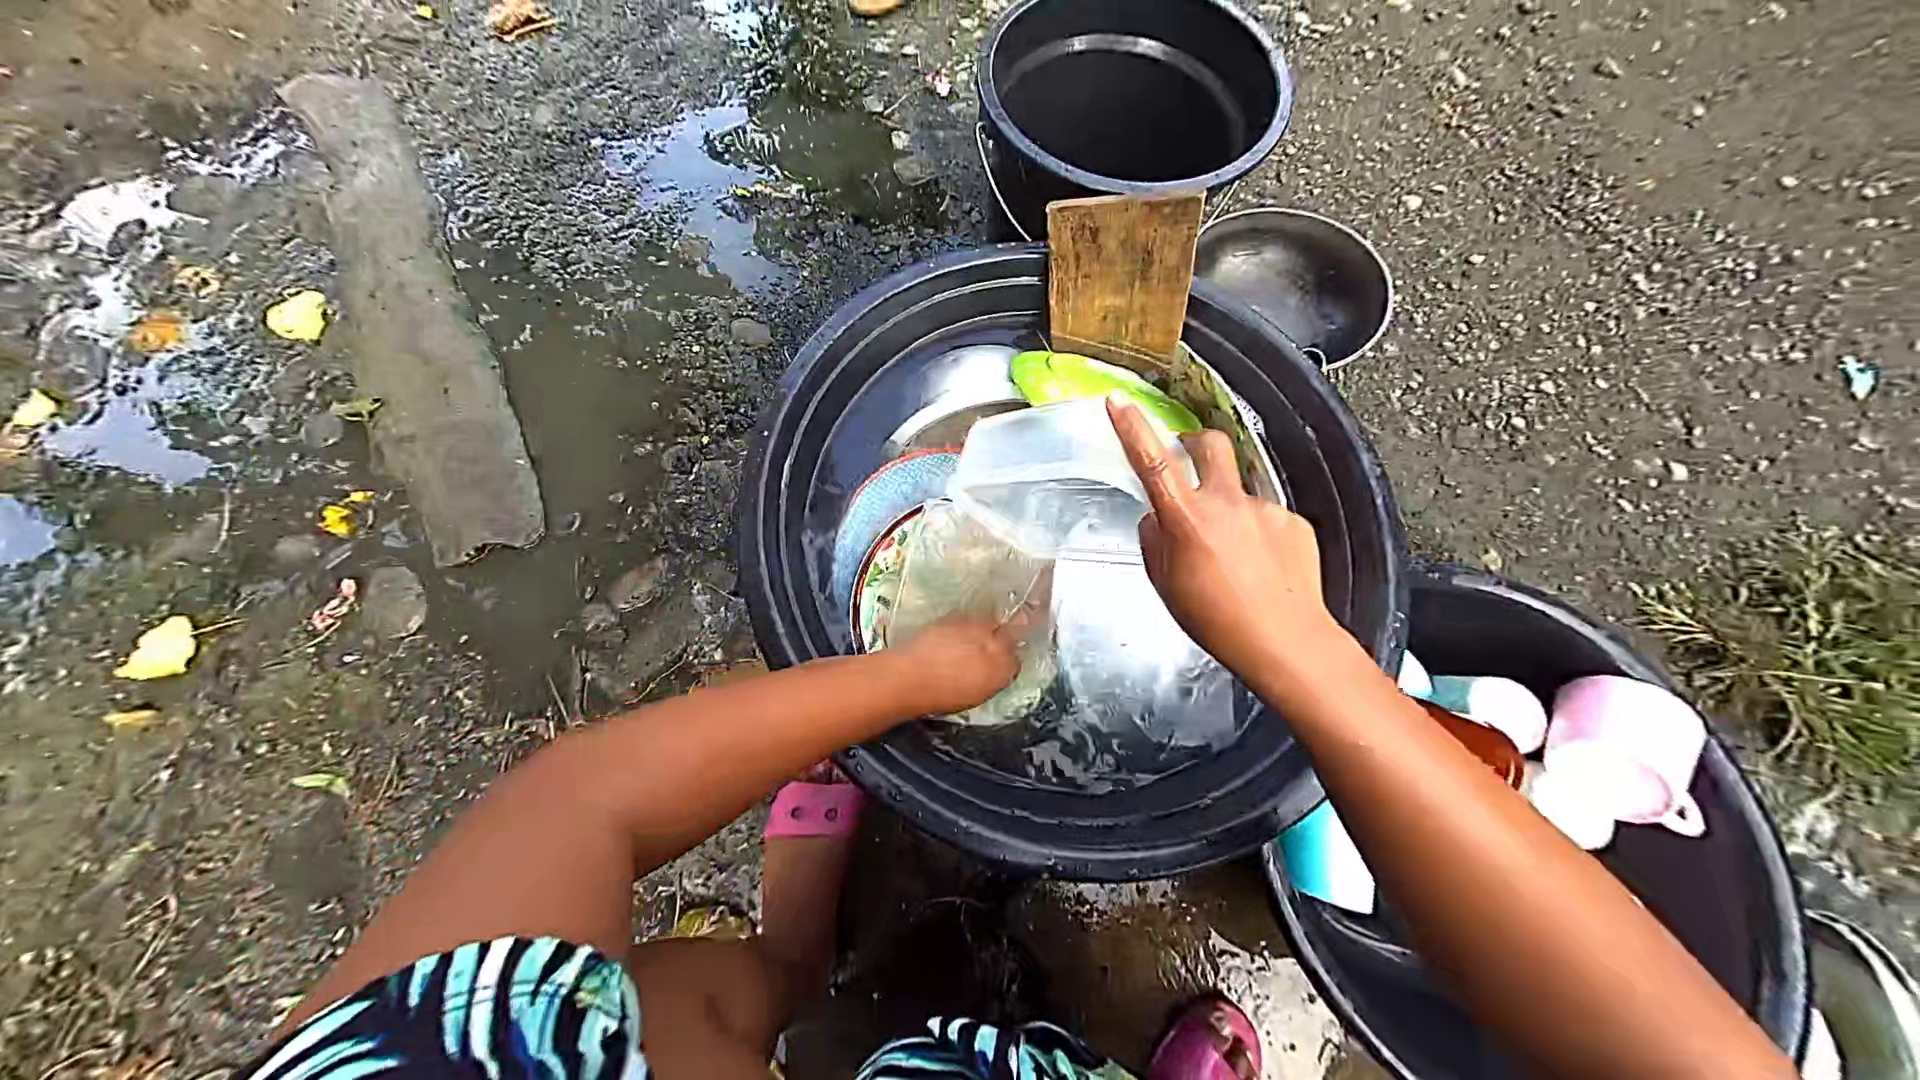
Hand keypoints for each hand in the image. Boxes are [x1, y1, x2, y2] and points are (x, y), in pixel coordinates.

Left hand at [887, 614, 1020, 714]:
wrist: (912, 676)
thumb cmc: (942, 696)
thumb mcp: (976, 696)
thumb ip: (991, 680)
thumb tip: (993, 672)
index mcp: (1003, 670)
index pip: (1016, 660)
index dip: (1008, 660)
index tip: (1000, 663)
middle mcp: (996, 645)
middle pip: (1011, 633)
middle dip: (1006, 636)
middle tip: (992, 644)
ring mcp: (976, 627)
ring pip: (991, 620)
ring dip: (986, 627)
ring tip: (973, 636)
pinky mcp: (957, 616)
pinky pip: (969, 616)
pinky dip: (966, 622)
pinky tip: (955, 632)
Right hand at [1107, 396, 1350, 681]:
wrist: (1286, 642)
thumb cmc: (1219, 621)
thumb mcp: (1167, 585)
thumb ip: (1154, 542)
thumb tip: (1155, 519)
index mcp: (1188, 520)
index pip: (1153, 462)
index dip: (1131, 428)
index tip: (1118, 403)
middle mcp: (1227, 504)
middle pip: (1210, 444)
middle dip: (1194, 442)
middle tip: (1187, 457)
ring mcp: (1265, 509)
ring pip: (1238, 490)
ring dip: (1227, 507)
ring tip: (1231, 554)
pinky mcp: (1293, 521)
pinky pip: (1266, 515)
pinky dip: (1255, 533)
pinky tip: (1258, 565)